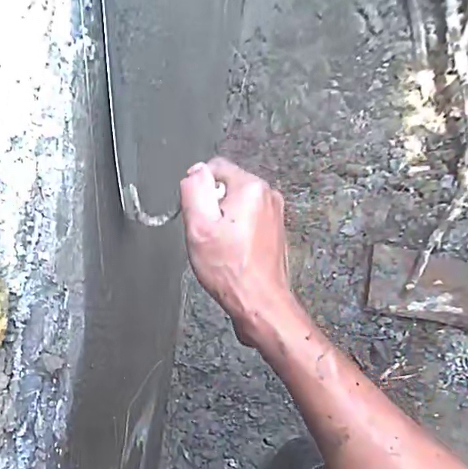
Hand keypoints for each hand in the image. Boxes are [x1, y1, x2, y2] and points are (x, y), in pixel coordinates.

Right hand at [181, 158, 296, 345]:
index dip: (198, 192)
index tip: (199, 218)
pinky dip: (236, 234)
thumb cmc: (231, 270)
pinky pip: (246, 222)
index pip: (214, 168)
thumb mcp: (199, 226)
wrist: (259, 301)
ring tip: (222, 247)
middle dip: (212, 208)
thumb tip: (194, 171)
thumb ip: (194, 190)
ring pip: (235, 206)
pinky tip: (233, 254)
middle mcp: (267, 195)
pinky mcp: (273, 231)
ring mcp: (273, 214)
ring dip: (223, 223)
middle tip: (209, 236)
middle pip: (225, 187)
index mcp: (251, 187)